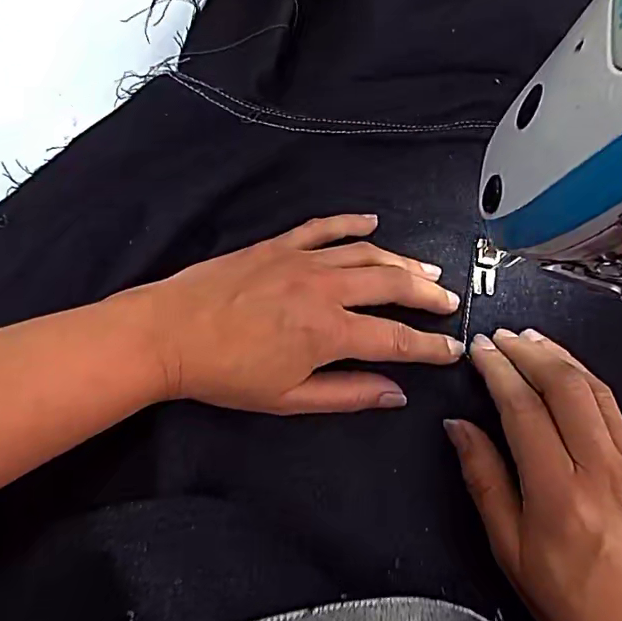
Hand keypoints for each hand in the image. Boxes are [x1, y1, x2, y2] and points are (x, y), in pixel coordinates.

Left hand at [120, 214, 464, 413]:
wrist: (167, 333)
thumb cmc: (225, 374)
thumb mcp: (289, 398)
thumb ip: (348, 394)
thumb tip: (396, 393)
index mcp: (330, 332)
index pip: (397, 339)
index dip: (431, 347)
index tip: (454, 349)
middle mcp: (326, 289)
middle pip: (393, 286)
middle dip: (429, 296)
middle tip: (449, 302)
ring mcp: (304, 260)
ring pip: (368, 254)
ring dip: (402, 262)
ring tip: (426, 270)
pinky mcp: (281, 244)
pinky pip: (325, 227)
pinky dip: (351, 223)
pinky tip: (372, 222)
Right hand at [446, 329, 621, 620]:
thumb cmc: (583, 616)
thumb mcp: (512, 556)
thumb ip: (484, 482)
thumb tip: (461, 432)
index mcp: (559, 497)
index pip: (522, 408)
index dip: (497, 370)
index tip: (481, 352)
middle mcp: (600, 473)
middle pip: (562, 384)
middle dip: (526, 350)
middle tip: (501, 337)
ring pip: (593, 388)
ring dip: (558, 355)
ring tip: (530, 340)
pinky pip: (614, 409)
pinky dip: (586, 379)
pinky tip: (569, 373)